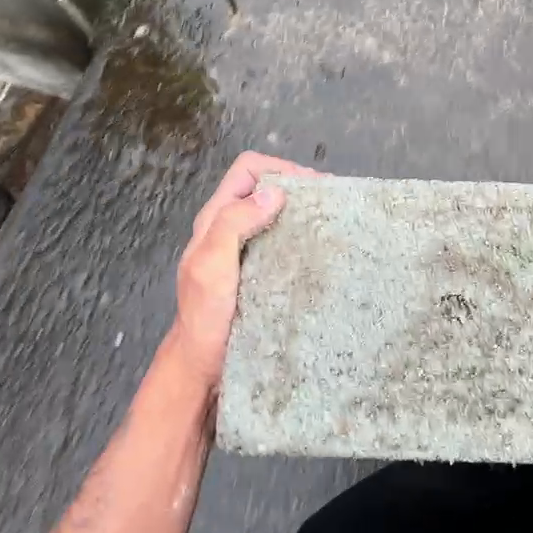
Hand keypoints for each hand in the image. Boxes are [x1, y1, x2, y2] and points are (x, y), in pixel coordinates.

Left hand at [169, 151, 319, 385]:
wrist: (203, 364)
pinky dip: (303, 234)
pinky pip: (284, 238)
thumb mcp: (211, 264)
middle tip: (327, 201)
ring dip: (302, 210)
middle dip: (297, 186)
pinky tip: (319, 247)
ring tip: (329, 221)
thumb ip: (234, 224)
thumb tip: (275, 194)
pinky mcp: (262, 269)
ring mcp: (246, 248)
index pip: (248, 169)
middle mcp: (230, 226)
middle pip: (265, 186)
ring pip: (276, 211)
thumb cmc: (205, 313)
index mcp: (215, 217)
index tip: (309, 186)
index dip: (278, 168)